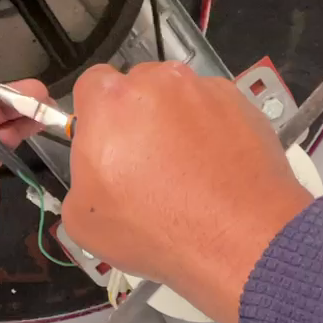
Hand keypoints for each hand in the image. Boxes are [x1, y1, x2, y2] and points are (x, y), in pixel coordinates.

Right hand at [63, 62, 313, 322]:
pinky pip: (214, 112)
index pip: (91, 85)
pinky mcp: (243, 105)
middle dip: (136, 118)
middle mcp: (158, 82)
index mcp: (110, 101)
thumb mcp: (82, 221)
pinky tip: (213, 172)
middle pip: (137, 89)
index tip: (103, 146)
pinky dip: (211, 134)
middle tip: (142, 166)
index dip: (94, 116)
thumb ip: (80, 178)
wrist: (238, 239)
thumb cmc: (154, 229)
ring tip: (184, 173)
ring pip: (178, 99)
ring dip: (174, 124)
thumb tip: (94, 173)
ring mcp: (205, 90)